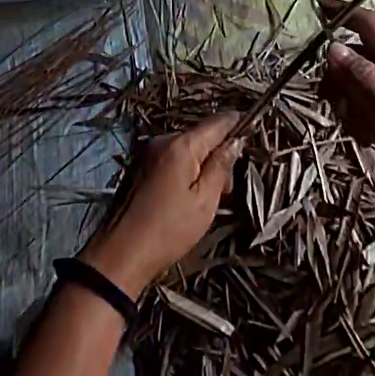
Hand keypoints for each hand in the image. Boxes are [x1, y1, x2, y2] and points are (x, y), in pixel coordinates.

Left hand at [80, 112, 241, 297]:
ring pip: (187, 149)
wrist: (122, 253)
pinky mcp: (140, 167)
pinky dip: (185, 170)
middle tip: (227, 188)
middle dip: (219, 153)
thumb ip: (221, 166)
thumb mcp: (205, 200)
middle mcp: (163, 141)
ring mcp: (148, 153)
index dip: (237, 124)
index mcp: (181, 145)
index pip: (217, 122)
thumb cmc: (169, 229)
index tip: (252, 129)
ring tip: (208, 197)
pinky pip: (172, 159)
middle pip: (201, 136)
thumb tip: (235, 140)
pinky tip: (187, 196)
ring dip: (202, 164)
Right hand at [319, 5, 374, 207]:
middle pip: (355, 55)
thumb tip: (333, 48)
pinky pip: (359, 101)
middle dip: (339, 76)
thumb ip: (364, 75)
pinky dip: (355, 115)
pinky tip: (366, 134)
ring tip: (358, 125)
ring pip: (353, 80)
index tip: (317, 10)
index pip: (370, 24)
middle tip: (330, 98)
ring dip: (347, 100)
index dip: (344, 13)